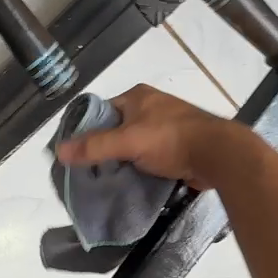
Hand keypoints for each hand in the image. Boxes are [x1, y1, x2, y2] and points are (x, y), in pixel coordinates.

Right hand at [54, 85, 257, 189]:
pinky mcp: (178, 145)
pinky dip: (141, 167)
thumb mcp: (128, 141)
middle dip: (105, 149)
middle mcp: (151, 107)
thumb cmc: (171, 140)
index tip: (76, 154)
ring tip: (108, 179)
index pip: (101, 111)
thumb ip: (94, 147)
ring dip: (123, 160)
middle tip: (90, 172)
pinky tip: (133, 181)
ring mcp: (166, 126)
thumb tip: (59, 151)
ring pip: (133, 144)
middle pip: (116, 129)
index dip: (87, 131)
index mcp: (137, 96)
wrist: (218, 155)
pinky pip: (150, 156)